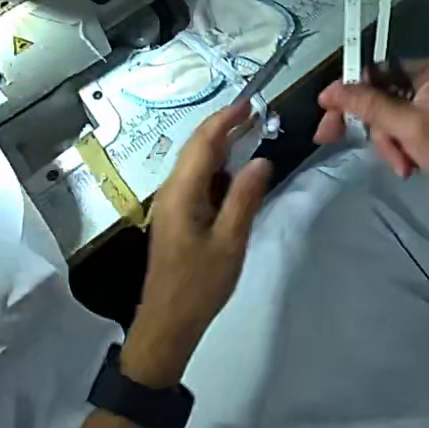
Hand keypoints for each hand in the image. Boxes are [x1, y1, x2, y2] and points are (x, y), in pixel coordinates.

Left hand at [121, 103, 272, 387]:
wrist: (167, 323)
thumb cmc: (200, 285)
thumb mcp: (230, 242)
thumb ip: (245, 198)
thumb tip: (261, 160)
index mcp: (182, 192)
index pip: (203, 143)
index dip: (225, 119)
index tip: (249, 103)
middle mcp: (171, 190)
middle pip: (196, 147)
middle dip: (223, 127)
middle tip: (255, 116)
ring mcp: (170, 203)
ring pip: (195, 162)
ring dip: (220, 146)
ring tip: (251, 138)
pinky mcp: (175, 215)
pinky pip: (195, 179)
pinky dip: (216, 167)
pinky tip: (235, 174)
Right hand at [315, 56, 428, 215]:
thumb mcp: (409, 126)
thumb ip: (369, 105)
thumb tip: (330, 89)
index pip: (379, 70)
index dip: (351, 88)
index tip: (326, 108)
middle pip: (379, 95)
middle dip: (369, 124)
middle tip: (330, 137)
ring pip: (386, 118)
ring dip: (387, 143)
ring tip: (401, 164)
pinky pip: (399, 131)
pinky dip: (398, 149)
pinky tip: (407, 167)